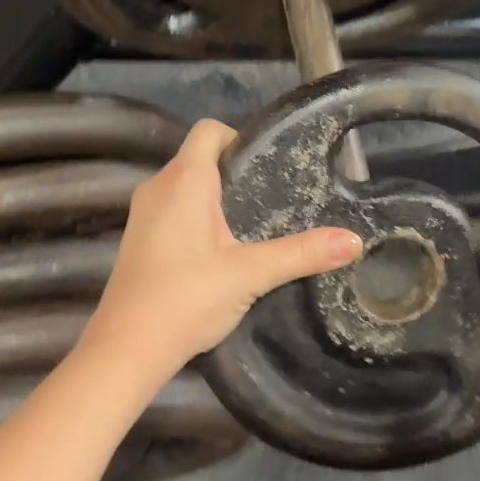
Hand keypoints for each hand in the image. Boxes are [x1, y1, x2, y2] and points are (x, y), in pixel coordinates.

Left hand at [79, 119, 364, 378]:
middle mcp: (158, 186)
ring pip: (186, 185)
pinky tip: (223, 250)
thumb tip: (353, 241)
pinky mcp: (138, 239)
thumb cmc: (186, 299)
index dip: (240, 137)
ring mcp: (142, 214)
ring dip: (217, 197)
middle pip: (200, 157)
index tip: (270, 166)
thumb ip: (301, 254)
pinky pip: (173, 209)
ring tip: (256, 223)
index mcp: (183, 180)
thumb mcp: (250, 275)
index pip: (209, 130)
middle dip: (236, 171)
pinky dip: (197, 216)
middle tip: (275, 196)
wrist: (126, 350)